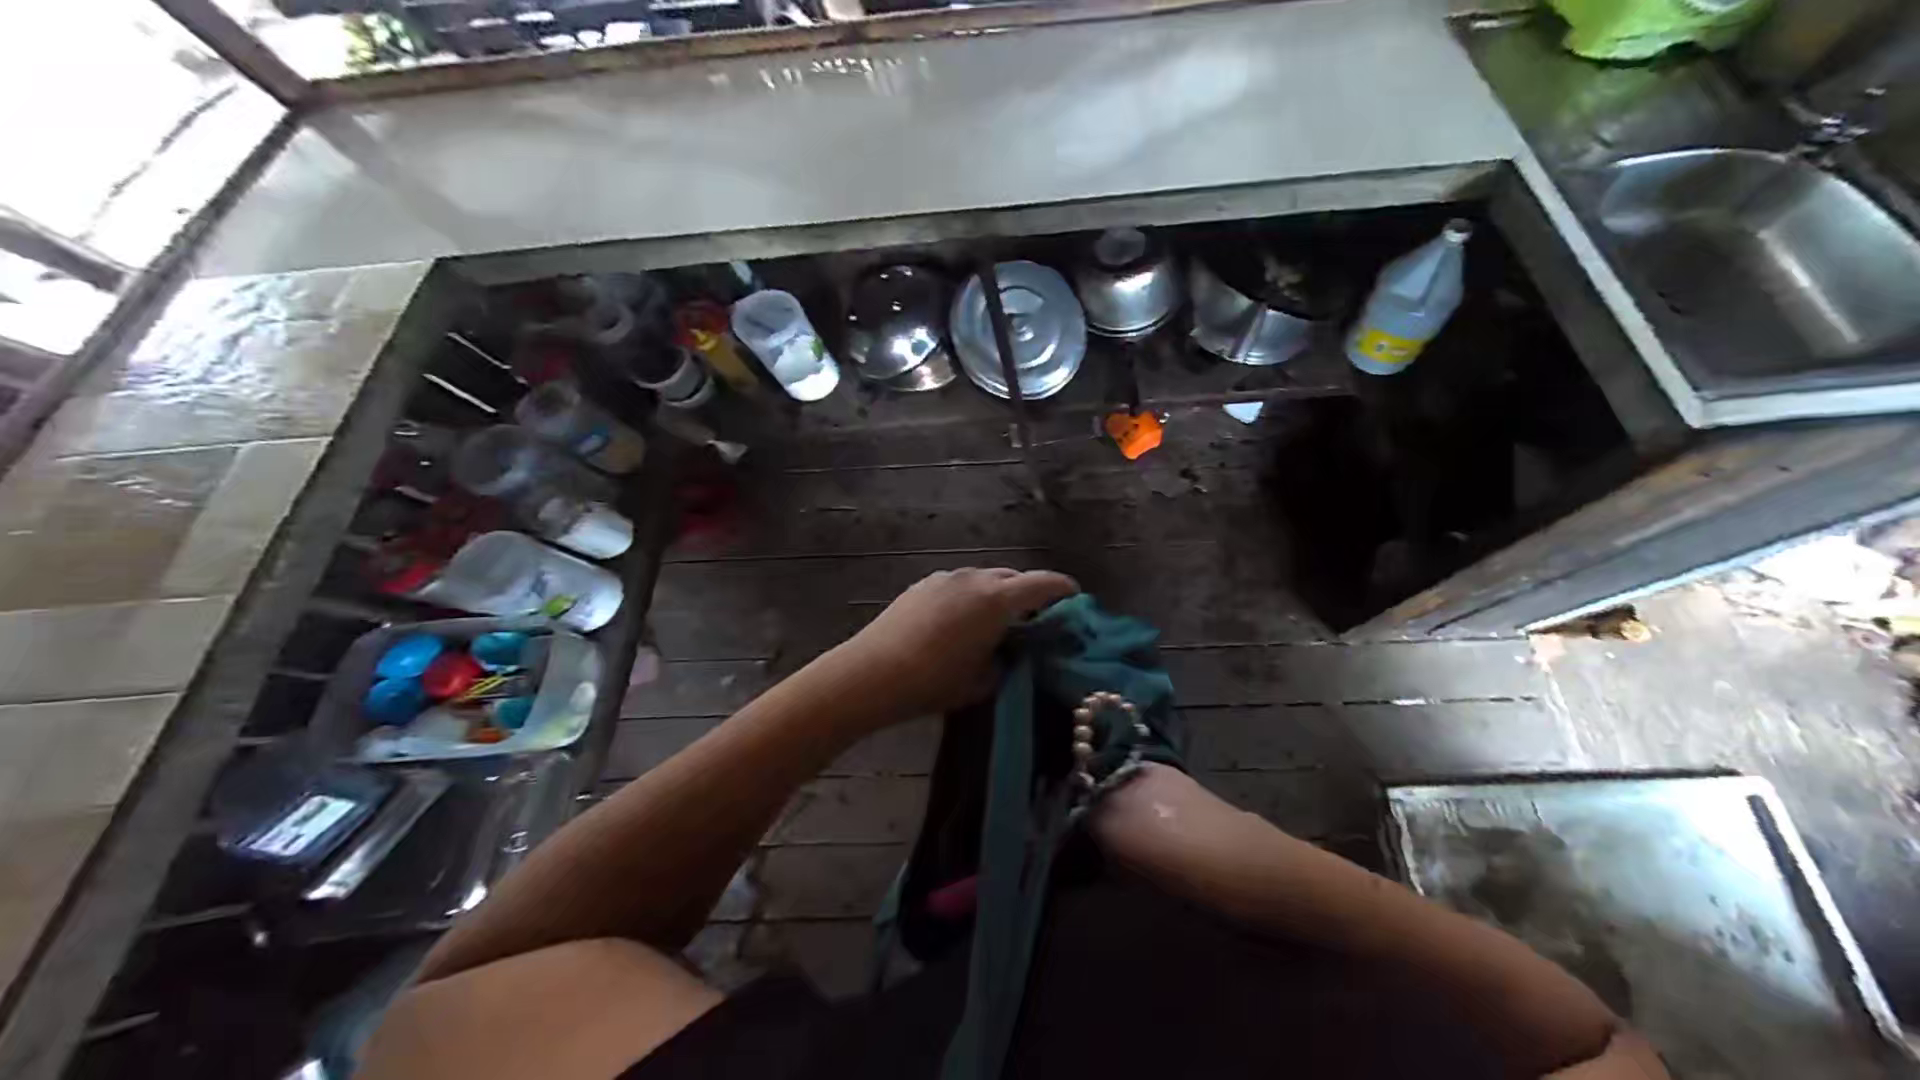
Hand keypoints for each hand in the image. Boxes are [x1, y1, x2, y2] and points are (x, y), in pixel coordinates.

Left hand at [830, 568, 1078, 723]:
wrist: (873, 673)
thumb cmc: (935, 681)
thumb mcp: (983, 681)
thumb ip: (1006, 662)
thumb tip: (1008, 652)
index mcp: (998, 599)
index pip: (1043, 584)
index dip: (1064, 590)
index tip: (1075, 598)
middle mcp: (974, 578)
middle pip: (1013, 577)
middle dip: (1028, 594)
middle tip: (1034, 618)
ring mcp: (945, 578)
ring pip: (983, 579)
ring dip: (996, 594)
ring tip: (994, 621)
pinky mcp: (922, 585)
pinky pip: (958, 586)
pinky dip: (969, 597)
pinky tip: (959, 622)